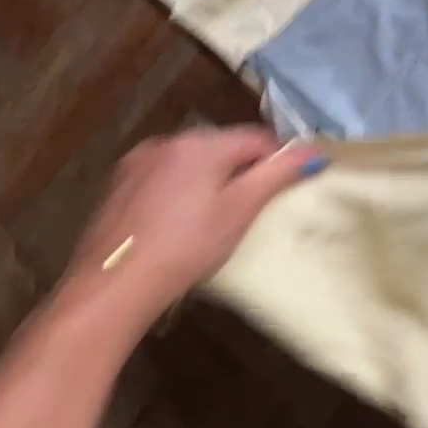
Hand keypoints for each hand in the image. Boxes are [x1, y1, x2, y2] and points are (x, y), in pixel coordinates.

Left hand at [61, 126, 326, 325]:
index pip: (259, 139)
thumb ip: (281, 172)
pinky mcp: (119, 187)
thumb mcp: (244, 207)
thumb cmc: (187, 245)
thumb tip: (316, 151)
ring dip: (216, 179)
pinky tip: (186, 220)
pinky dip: (187, 189)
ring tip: (220, 214)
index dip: (279, 161)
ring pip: (197, 162)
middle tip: (254, 205)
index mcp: (199, 143)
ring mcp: (137, 164)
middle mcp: (166, 143)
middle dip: (245, 169)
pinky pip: (170, 176)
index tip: (284, 190)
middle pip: (226, 147)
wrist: (111, 289)